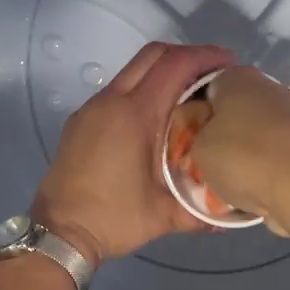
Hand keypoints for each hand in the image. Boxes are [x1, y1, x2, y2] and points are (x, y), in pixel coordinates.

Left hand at [32, 42, 236, 263]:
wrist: (59, 233)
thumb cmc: (112, 220)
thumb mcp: (163, 217)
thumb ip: (199, 212)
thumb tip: (226, 218)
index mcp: (135, 114)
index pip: (175, 65)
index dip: (206, 57)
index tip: (231, 64)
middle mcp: (111, 101)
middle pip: (152, 56)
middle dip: (186, 57)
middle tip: (213, 75)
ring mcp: (91, 109)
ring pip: (132, 73)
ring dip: (162, 74)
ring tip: (188, 96)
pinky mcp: (80, 123)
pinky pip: (116, 93)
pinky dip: (141, 92)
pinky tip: (155, 119)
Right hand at [189, 66, 289, 234]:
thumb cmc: (240, 158)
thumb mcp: (198, 148)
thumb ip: (195, 137)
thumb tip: (205, 137)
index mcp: (237, 77)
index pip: (207, 90)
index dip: (196, 116)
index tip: (190, 141)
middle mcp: (266, 86)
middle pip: (233, 110)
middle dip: (221, 133)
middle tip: (207, 161)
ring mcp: (289, 113)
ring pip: (254, 132)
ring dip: (242, 151)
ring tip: (228, 178)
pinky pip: (271, 151)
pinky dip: (262, 164)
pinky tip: (251, 184)